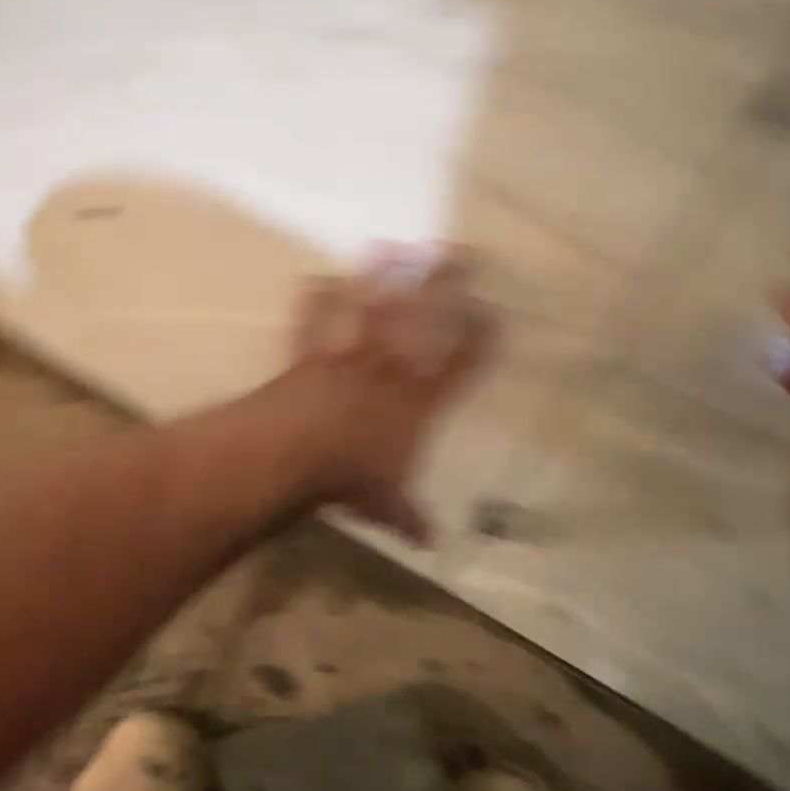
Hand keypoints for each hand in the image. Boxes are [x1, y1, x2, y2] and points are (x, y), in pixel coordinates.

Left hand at [289, 244, 495, 546]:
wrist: (295, 455)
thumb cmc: (350, 479)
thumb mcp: (385, 505)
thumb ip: (408, 518)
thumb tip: (429, 542)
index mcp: (418, 404)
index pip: (461, 366)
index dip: (480, 339)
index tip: (494, 313)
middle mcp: (388, 371)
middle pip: (421, 321)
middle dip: (440, 286)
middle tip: (454, 254)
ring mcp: (348, 357)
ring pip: (370, 309)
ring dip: (382, 278)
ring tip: (394, 249)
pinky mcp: (308, 355)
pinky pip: (311, 323)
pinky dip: (313, 301)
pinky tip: (318, 278)